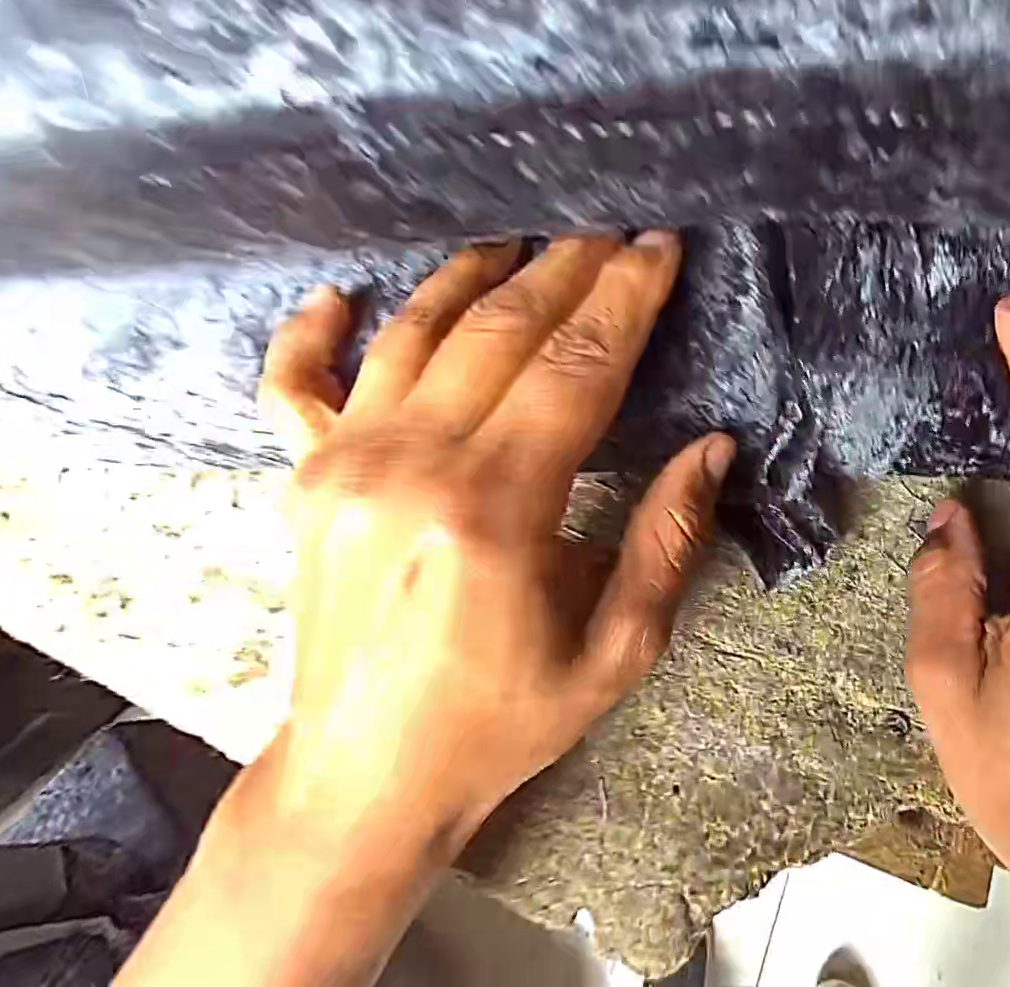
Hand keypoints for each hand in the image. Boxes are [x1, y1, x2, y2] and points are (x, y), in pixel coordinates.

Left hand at [258, 232, 732, 833]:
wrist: (364, 781)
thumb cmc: (506, 720)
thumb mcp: (620, 647)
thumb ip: (667, 539)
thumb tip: (711, 447)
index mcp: (495, 511)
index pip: (576, 370)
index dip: (626, 301)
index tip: (658, 247)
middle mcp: (410, 467)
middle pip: (505, 332)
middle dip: (571, 270)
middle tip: (614, 227)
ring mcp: (343, 466)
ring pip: (417, 334)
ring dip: (478, 274)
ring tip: (527, 235)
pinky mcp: (306, 481)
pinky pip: (299, 382)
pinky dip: (316, 328)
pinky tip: (339, 289)